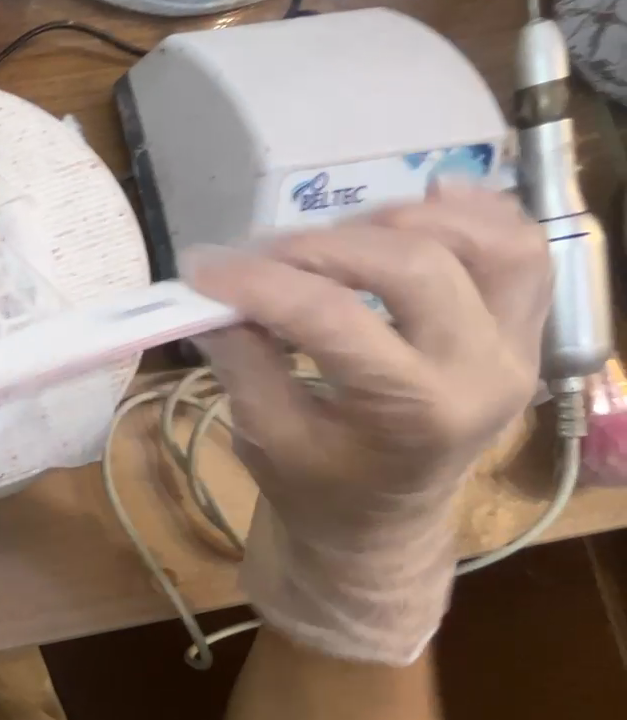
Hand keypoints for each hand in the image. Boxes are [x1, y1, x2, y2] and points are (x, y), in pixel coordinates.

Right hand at [188, 186, 551, 664]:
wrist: (377, 519)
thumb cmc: (312, 486)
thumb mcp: (262, 435)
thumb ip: (243, 360)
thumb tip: (211, 297)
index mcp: (411, 411)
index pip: (331, 317)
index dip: (259, 283)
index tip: (199, 269)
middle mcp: (483, 370)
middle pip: (414, 266)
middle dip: (320, 246)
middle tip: (255, 253)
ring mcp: (517, 346)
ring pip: (486, 243)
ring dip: (397, 224)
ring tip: (325, 237)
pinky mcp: (522, 330)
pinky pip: (522, 250)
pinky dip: (474, 214)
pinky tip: (421, 201)